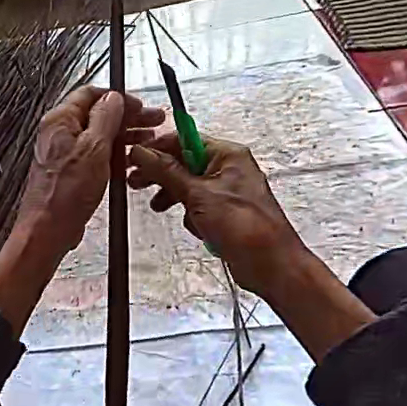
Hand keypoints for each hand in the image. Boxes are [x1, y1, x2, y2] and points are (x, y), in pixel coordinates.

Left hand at [15, 85, 164, 254]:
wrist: (49, 229)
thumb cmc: (65, 193)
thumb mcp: (94, 149)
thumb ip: (105, 119)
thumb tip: (114, 98)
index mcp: (60, 121)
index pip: (90, 94)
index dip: (118, 98)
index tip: (139, 105)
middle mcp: (59, 134)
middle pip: (97, 115)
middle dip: (127, 117)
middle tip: (152, 120)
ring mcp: (64, 153)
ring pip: (99, 136)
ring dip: (124, 136)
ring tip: (148, 139)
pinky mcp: (70, 171)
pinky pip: (95, 156)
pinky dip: (114, 155)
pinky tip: (130, 161)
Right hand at [128, 133, 374, 359]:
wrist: (271, 265)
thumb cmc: (244, 226)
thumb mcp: (197, 194)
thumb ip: (166, 171)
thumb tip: (140, 152)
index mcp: (227, 155)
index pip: (184, 140)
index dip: (157, 148)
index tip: (134, 159)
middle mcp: (228, 168)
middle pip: (184, 162)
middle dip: (161, 174)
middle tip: (136, 182)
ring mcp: (227, 191)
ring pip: (188, 185)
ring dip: (172, 195)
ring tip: (157, 206)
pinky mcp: (225, 212)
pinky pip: (198, 205)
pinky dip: (190, 214)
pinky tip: (191, 226)